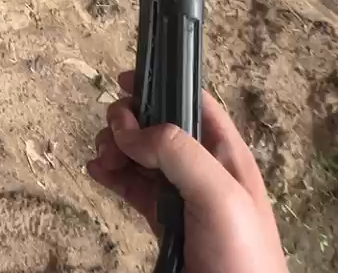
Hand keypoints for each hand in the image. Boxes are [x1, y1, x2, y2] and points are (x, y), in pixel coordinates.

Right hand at [86, 72, 287, 272]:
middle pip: (155, 124)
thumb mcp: (219, 197)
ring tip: (102, 162)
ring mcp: (180, 193)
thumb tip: (129, 130)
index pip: (193, 101)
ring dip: (113, 147)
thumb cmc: (240, 256)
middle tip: (112, 139)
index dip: (160, 84)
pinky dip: (109, 172)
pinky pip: (129, 182)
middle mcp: (201, 168)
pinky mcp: (162, 216)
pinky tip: (98, 173)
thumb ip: (177, 152)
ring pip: (138, 152)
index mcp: (224, 155)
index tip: (123, 83)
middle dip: (125, 123)